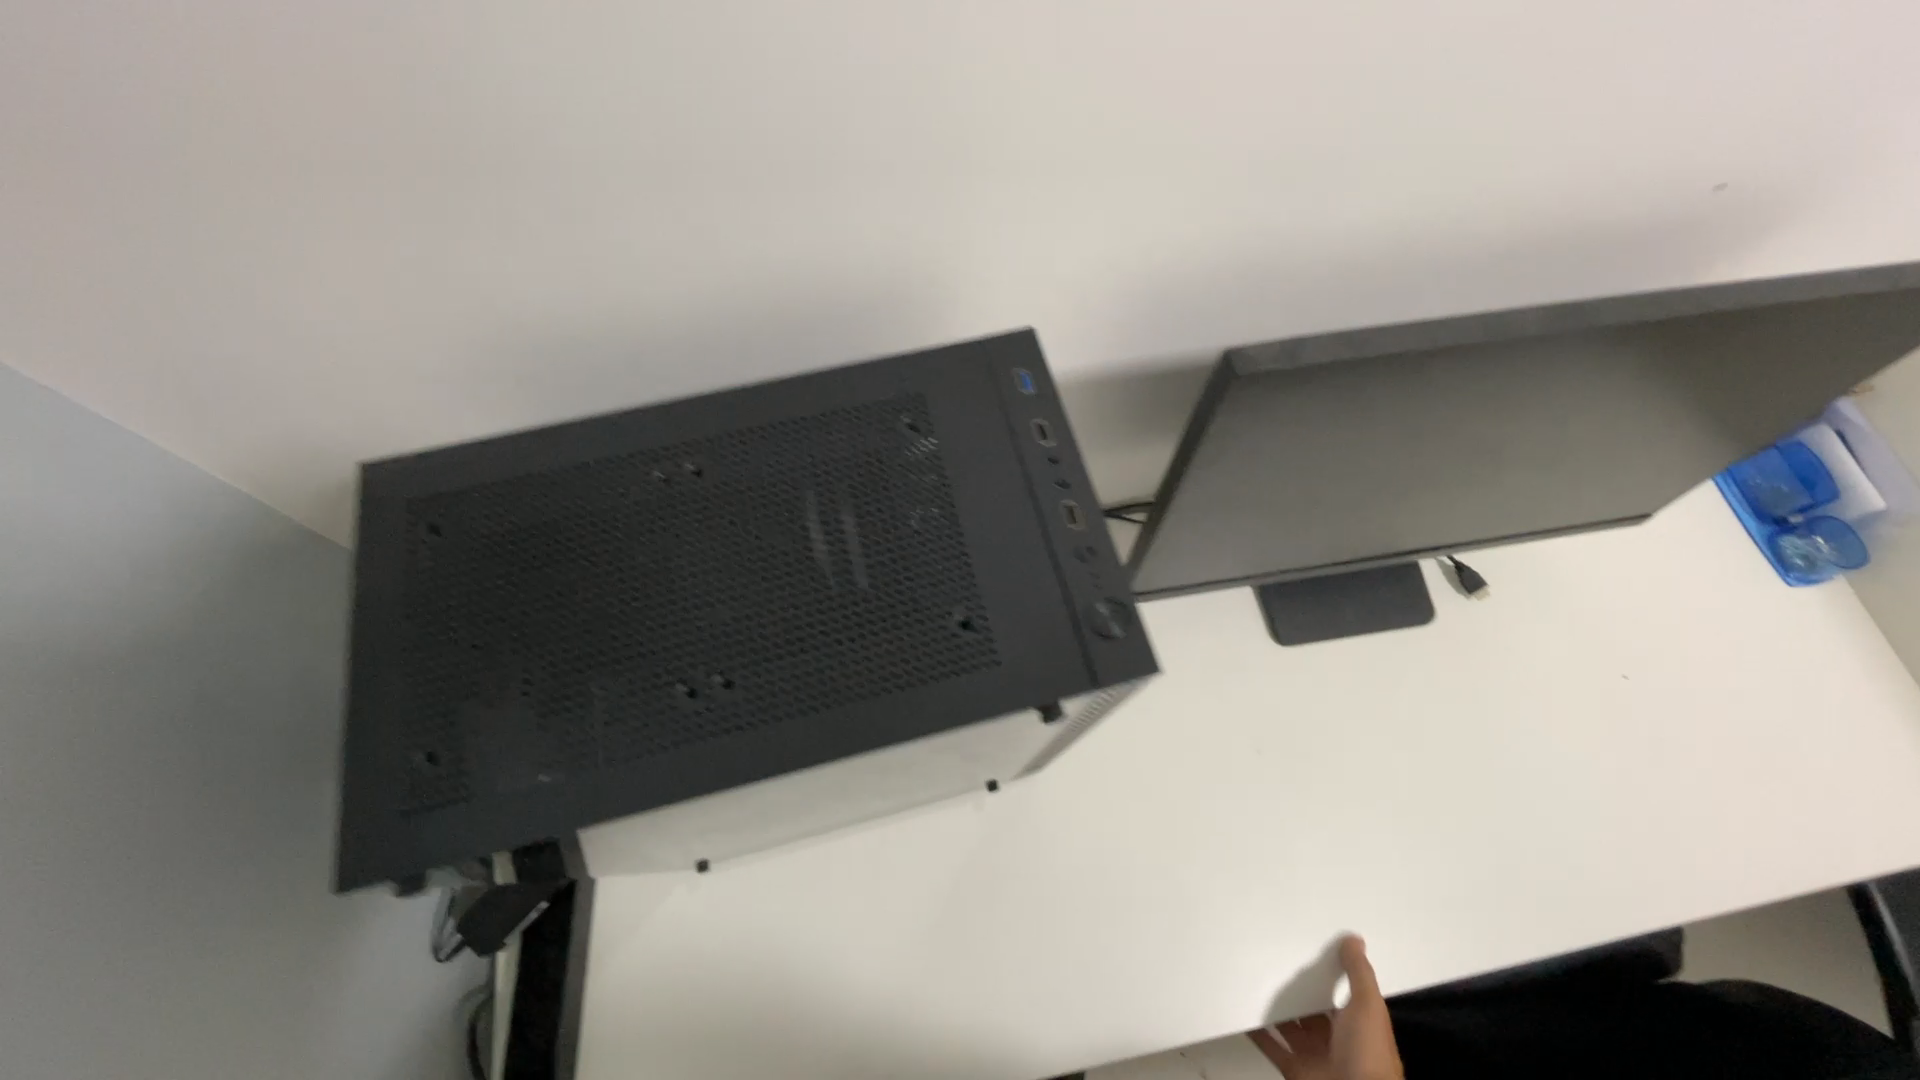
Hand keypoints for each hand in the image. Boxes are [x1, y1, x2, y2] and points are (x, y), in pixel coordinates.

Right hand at [1250, 936, 1403, 1079]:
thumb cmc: (1368, 1056)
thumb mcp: (1368, 1006)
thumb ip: (1359, 973)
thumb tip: (1354, 940)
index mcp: (1358, 1024)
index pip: (1341, 993)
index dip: (1328, 974)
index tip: (1308, 949)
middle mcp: (1336, 1039)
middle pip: (1312, 1009)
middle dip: (1296, 989)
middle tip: (1274, 959)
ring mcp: (1313, 1054)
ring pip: (1290, 1025)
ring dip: (1275, 1008)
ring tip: (1254, 978)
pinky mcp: (1293, 1067)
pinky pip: (1271, 1045)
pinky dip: (1257, 1032)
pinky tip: (1244, 1013)